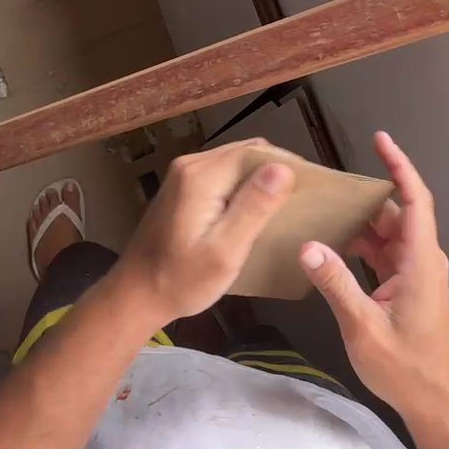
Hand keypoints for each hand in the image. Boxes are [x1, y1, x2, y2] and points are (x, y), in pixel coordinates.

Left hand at [114, 139, 295, 323]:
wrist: (136, 295)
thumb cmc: (181, 279)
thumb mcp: (224, 250)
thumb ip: (253, 207)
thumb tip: (283, 168)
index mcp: (200, 175)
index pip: (255, 153)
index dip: (286, 165)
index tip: (312, 188)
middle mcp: (190, 165)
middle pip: (245, 154)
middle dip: (275, 170)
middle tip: (302, 199)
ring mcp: (184, 174)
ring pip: (235, 163)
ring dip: (260, 179)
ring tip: (285, 205)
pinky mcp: (183, 187)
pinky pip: (223, 174)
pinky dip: (243, 186)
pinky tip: (256, 210)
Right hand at [299, 131, 448, 414]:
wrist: (430, 400)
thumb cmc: (404, 366)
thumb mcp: (363, 326)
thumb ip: (336, 283)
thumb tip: (309, 246)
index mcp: (420, 262)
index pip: (414, 201)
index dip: (399, 166)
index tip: (381, 140)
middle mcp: (422, 259)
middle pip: (394, 213)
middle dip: (363, 195)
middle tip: (328, 184)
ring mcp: (415, 272)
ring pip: (387, 232)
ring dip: (358, 222)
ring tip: (324, 210)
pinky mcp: (406, 284)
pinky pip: (383, 250)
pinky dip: (360, 243)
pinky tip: (333, 243)